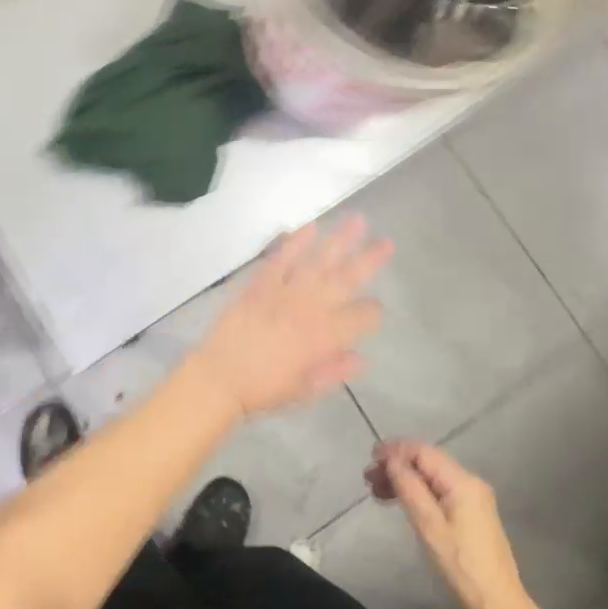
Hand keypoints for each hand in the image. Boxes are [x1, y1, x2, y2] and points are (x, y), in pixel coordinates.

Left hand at [191, 215, 390, 416]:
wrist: (220, 376)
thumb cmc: (264, 388)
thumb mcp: (305, 389)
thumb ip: (334, 370)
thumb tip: (361, 358)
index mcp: (325, 336)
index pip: (362, 316)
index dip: (372, 312)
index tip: (375, 309)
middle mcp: (310, 307)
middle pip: (347, 278)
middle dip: (370, 260)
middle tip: (387, 242)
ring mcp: (285, 291)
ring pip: (319, 260)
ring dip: (340, 239)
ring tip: (357, 219)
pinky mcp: (261, 282)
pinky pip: (282, 257)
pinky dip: (296, 241)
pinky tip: (311, 227)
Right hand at [368, 440, 524, 608]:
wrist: (497, 601)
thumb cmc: (460, 563)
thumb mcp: (428, 524)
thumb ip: (409, 486)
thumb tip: (391, 458)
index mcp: (462, 481)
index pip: (423, 451)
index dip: (395, 450)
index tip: (370, 458)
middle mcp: (470, 481)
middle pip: (427, 462)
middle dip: (397, 466)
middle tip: (369, 479)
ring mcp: (473, 497)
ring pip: (432, 476)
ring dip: (405, 479)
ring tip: (379, 492)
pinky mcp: (472, 512)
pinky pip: (440, 491)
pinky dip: (419, 492)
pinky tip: (402, 502)